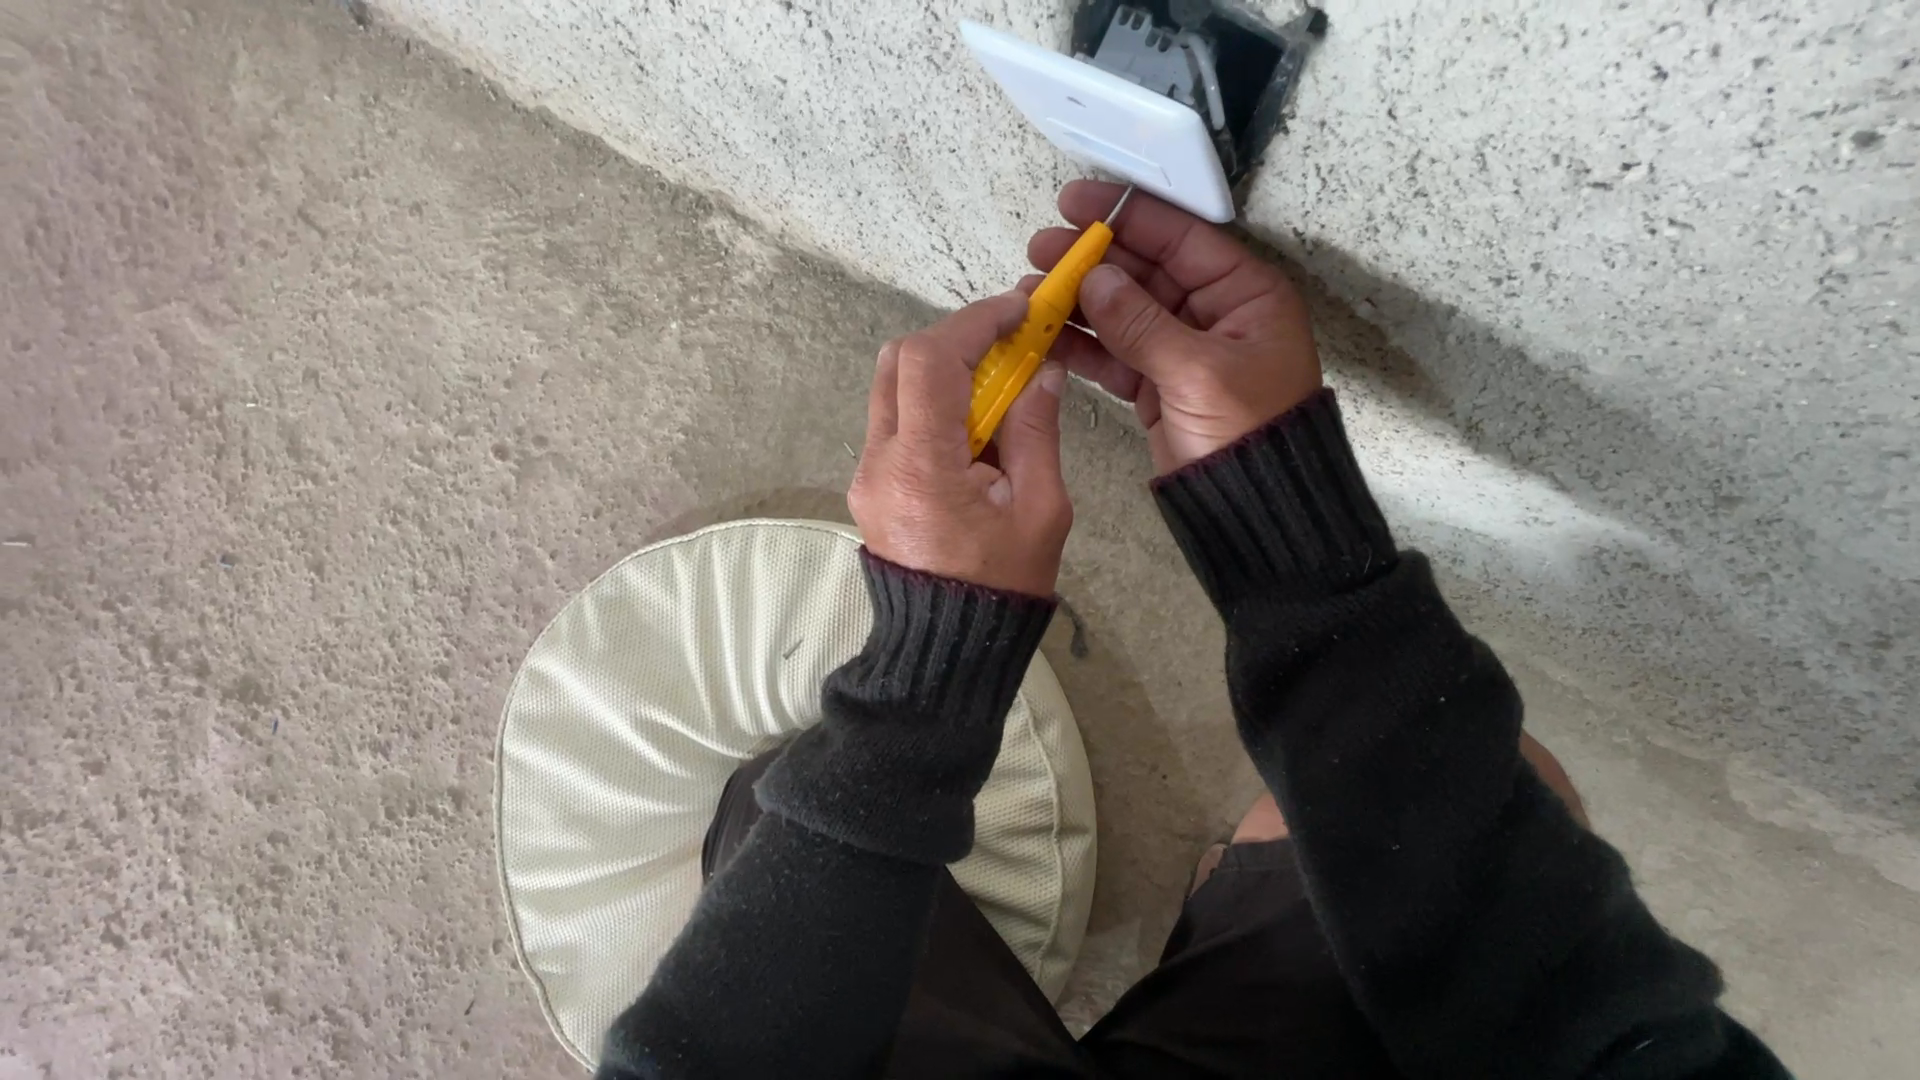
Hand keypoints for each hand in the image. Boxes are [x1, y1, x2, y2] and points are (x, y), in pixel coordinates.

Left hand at [851, 294, 1072, 597]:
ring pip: (890, 388)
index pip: (930, 360)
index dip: (973, 322)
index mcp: (923, 468)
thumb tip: (1042, 373)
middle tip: (1006, 348)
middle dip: (954, 340)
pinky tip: (970, 427)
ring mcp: (865, 474)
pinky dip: (929, 404)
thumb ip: (1036, 432)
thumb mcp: (1041, 510)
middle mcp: (879, 462)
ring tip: (994, 388)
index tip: (1016, 312)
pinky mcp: (868, 485)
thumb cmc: (1003, 586)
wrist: (947, 647)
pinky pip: (892, 421)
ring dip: (940, 371)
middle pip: (898, 361)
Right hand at [1025, 180, 1321, 473]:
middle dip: (1091, 261)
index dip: (1126, 217)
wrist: (1250, 504)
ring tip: (1030, 294)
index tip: (1075, 204)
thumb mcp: (1197, 372)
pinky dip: (1081, 346)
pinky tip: (1045, 335)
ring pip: (1121, 313)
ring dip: (1077, 303)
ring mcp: (1179, 349)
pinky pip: (1113, 354)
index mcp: (1242, 294)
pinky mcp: (1155, 384)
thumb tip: (1094, 278)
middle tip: (1040, 251)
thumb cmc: (1244, 430)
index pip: (1179, 238)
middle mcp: (1210, 313)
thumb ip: (1141, 323)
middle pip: (1143, 272)